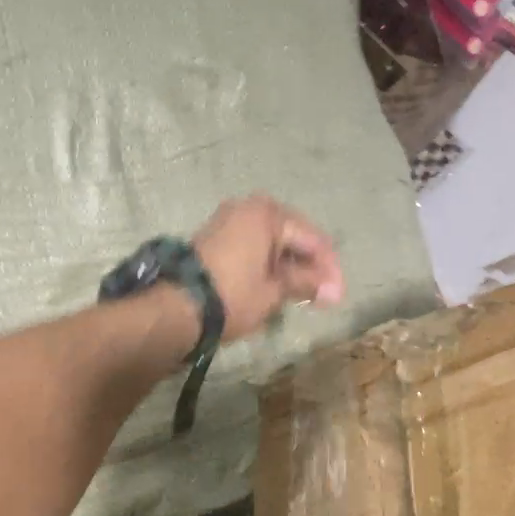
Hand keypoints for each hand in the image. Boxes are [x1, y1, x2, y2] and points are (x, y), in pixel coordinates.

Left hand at [192, 195, 344, 339]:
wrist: (177, 307)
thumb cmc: (233, 296)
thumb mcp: (273, 291)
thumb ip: (304, 283)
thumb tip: (331, 289)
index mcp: (268, 213)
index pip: (313, 239)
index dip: (329, 269)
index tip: (337, 297)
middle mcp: (247, 208)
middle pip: (291, 237)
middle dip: (309, 267)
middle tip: (323, 297)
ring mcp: (227, 221)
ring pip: (270, 244)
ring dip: (287, 268)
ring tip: (300, 296)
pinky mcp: (212, 240)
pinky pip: (251, 249)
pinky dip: (266, 266)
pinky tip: (274, 286)